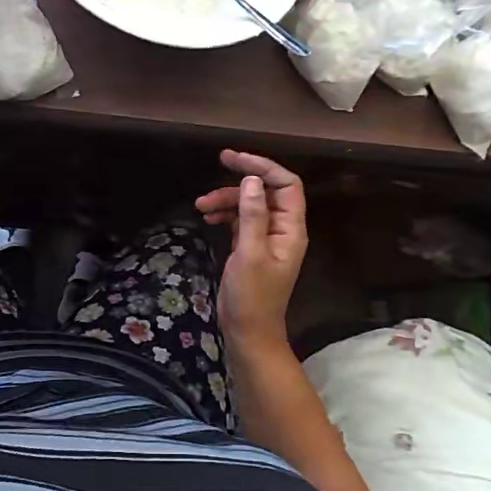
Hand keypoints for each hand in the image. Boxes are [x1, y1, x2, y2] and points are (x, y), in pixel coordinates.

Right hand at [195, 149, 306, 351]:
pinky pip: (240, 220)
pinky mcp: (250, 247)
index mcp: (290, 229)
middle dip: (240, 181)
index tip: (235, 159)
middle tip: (217, 165)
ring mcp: (265, 238)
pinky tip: (207, 217)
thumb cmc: (253, 296)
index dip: (263, 167)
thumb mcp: (250, 253)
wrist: (248, 331)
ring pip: (249, 205)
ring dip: (226, 200)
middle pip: (266, 191)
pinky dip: (224, 215)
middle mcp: (281, 229)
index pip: (286, 185)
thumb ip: (252, 215)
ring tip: (200, 205)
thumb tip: (252, 180)